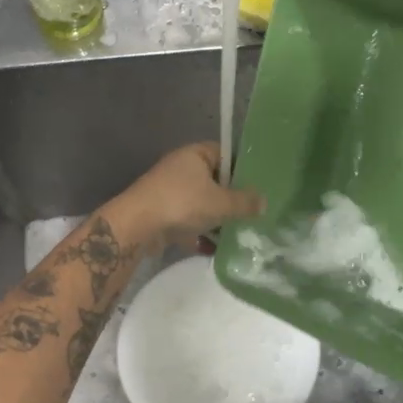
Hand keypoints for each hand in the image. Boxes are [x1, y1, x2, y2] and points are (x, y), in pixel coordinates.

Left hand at [112, 142, 264, 249]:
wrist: (138, 226)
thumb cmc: (182, 203)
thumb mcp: (221, 203)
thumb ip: (245, 202)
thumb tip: (264, 202)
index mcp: (195, 154)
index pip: (225, 154)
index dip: (242, 168)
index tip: (258, 186)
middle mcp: (182, 168)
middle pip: (215, 181)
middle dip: (232, 198)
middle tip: (252, 212)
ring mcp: (170, 192)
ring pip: (202, 203)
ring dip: (218, 218)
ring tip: (239, 233)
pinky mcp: (164, 214)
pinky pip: (189, 221)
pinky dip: (201, 233)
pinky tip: (216, 248)